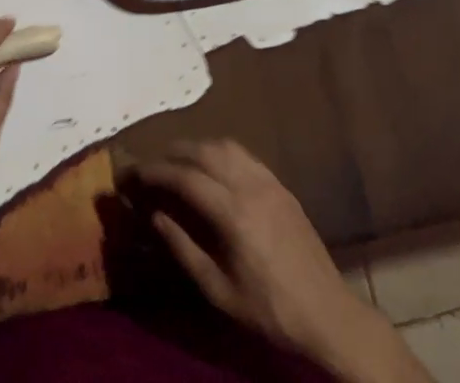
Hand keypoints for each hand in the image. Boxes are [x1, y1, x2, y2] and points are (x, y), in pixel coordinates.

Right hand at [134, 140, 368, 360]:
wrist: (326, 313)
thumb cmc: (267, 308)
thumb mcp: (216, 288)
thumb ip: (182, 247)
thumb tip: (155, 216)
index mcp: (233, 213)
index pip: (185, 177)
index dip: (155, 171)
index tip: (133, 174)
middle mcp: (251, 188)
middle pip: (205, 151)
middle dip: (173, 152)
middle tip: (152, 165)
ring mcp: (271, 184)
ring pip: (228, 147)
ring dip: (198, 147)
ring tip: (179, 162)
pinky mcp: (283, 189)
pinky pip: (247, 157)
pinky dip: (222, 154)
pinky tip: (214, 170)